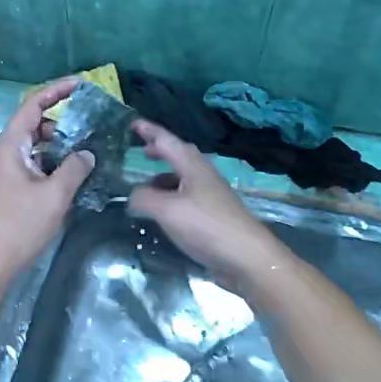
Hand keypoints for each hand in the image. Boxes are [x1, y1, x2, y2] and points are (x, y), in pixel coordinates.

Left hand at [0, 78, 95, 278]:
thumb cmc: (19, 224)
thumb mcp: (54, 195)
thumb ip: (75, 169)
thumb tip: (88, 154)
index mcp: (10, 144)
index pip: (33, 105)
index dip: (57, 91)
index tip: (81, 83)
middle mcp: (5, 152)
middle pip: (34, 124)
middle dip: (62, 121)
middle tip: (91, 124)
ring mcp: (5, 171)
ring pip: (35, 147)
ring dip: (59, 145)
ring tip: (88, 149)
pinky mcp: (9, 188)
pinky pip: (34, 165)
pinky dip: (53, 163)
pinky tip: (74, 174)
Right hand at [128, 119, 291, 289]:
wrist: (248, 258)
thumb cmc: (207, 227)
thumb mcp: (167, 211)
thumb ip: (144, 198)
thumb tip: (133, 196)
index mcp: (192, 167)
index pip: (167, 141)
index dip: (149, 131)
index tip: (133, 123)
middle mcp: (204, 176)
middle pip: (180, 155)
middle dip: (160, 150)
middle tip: (142, 150)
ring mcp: (211, 196)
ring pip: (183, 177)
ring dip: (164, 176)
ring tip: (146, 185)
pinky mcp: (214, 216)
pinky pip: (187, 197)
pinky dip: (170, 196)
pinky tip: (163, 212)